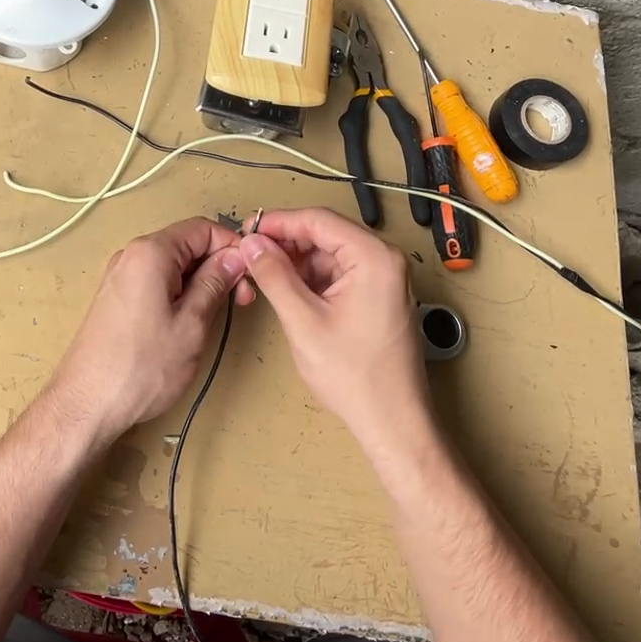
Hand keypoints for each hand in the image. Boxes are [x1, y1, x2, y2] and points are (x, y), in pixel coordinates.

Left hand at [45, 217, 248, 440]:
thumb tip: (236, 257)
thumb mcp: (192, 324)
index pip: (202, 228)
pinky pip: (156, 281)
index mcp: (151, 252)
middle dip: (218, 265)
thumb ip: (215, 283)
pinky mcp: (116, 298)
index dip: (232, 246)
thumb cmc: (142, 366)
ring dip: (201, 282)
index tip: (251, 274)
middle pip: (187, 244)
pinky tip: (190, 320)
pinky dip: (179, 292)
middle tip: (240, 301)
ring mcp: (120, 276)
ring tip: (217, 315)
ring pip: (173, 265)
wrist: (86, 403)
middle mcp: (132, 255)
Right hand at [238, 208, 429, 440]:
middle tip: (250, 253)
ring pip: (329, 253)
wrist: (393, 421)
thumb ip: (274, 275)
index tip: (248, 230)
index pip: (319, 220)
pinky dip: (310, 277)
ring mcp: (383, 278)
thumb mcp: (303, 321)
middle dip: (286, 242)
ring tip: (263, 273)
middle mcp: (384, 260)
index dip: (279, 222)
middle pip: (325, 234)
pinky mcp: (377, 295)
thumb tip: (252, 243)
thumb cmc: (355, 376)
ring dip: (296, 261)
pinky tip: (287, 289)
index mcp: (374, 257)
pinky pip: (338, 272)